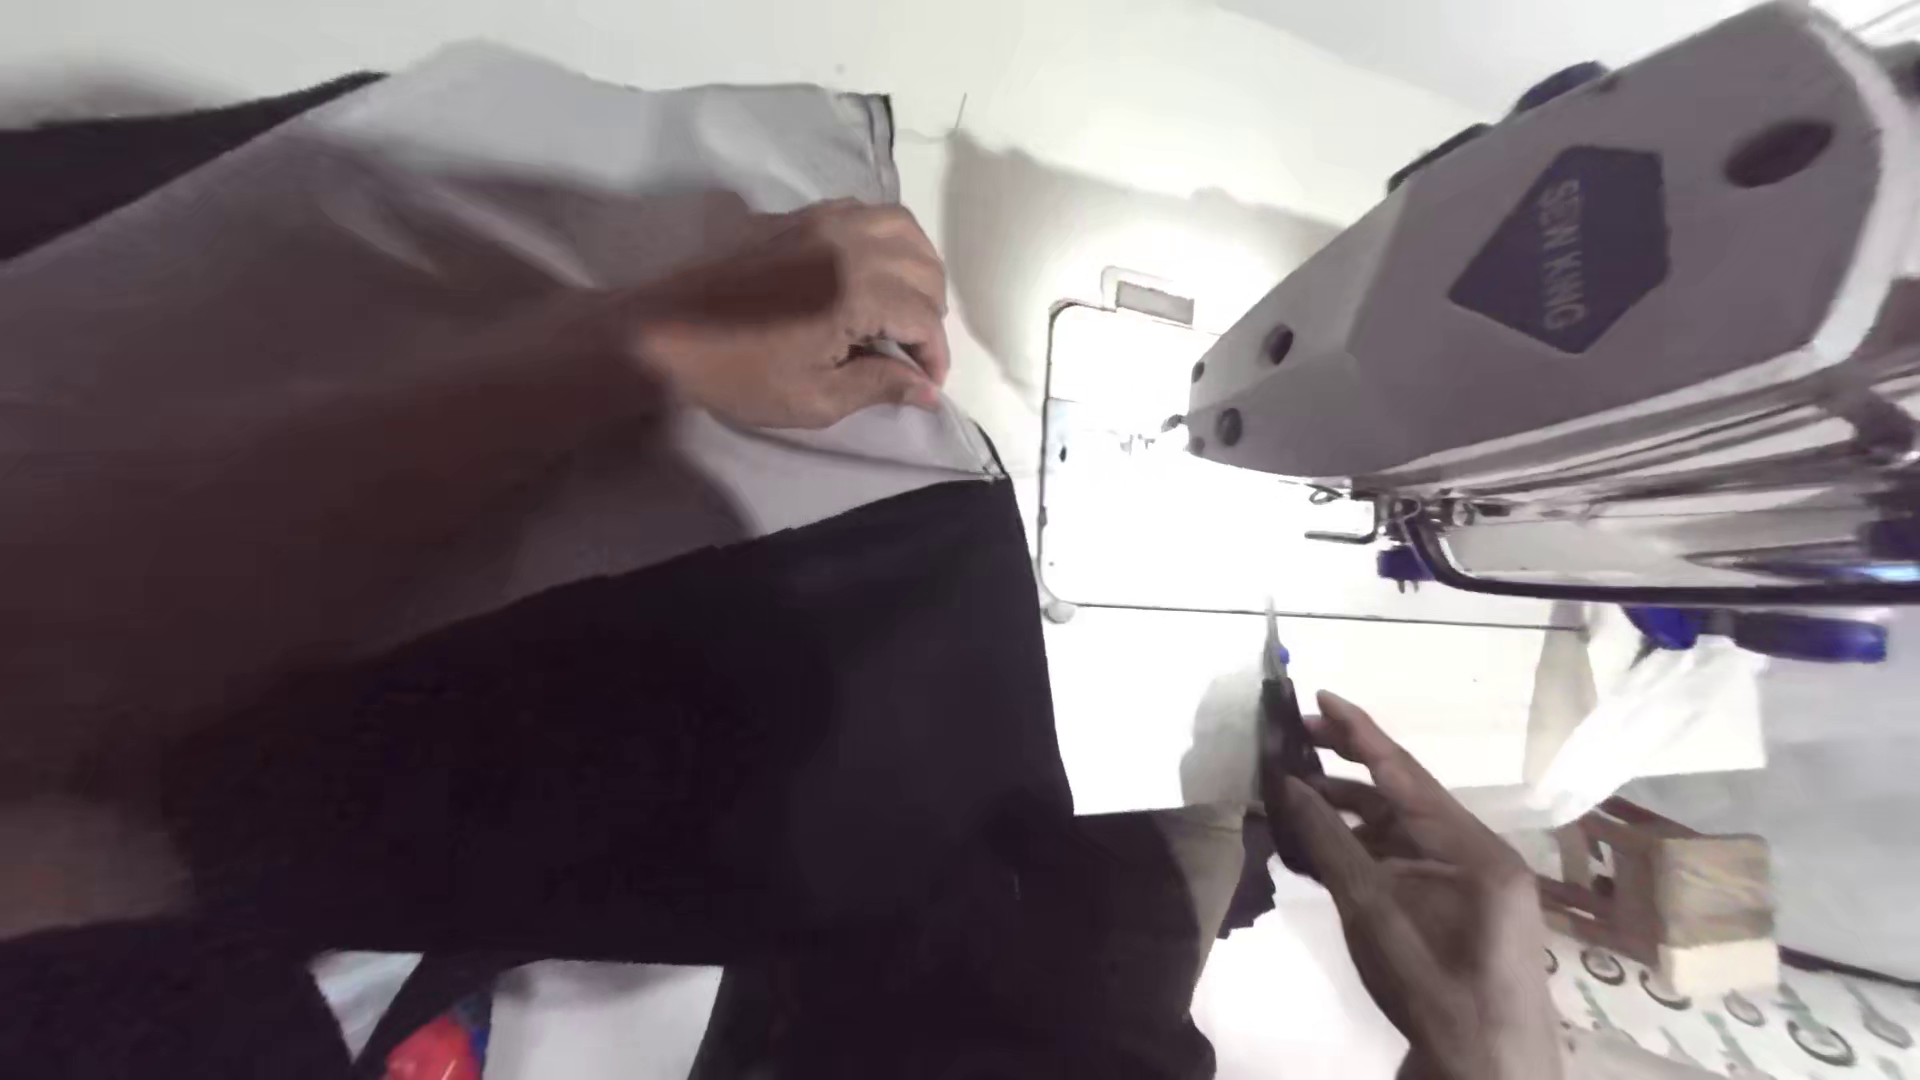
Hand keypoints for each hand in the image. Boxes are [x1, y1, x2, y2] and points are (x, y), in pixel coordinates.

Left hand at [627, 199, 949, 428]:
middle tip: (917, 352)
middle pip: (922, 266)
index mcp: (854, 291)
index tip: (928, 385)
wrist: (663, 334)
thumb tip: (929, 391)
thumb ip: (880, 386)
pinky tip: (875, 274)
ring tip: (907, 308)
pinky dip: (886, 240)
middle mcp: (847, 243)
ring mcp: (821, 221)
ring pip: (901, 227)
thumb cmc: (740, 376)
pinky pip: (864, 211)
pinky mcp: (798, 216)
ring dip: (918, 269)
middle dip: (932, 313)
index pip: (923, 316)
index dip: (935, 355)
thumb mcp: (816, 399)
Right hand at [1268, 691, 1561, 1079]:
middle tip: (1294, 737)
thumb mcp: (1369, 908)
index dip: (1358, 730)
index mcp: (1470, 848)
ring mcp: (1464, 874)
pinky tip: (1317, 835)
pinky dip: (1356, 837)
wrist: (1484, 1074)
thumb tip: (1285, 782)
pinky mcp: (1451, 895)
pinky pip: (1397, 848)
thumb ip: (1326, 837)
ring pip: (1394, 819)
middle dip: (1346, 759)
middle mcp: (1473, 850)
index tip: (1319, 696)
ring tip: (1291, 791)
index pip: (1403, 770)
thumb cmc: (1431, 988)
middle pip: (1400, 787)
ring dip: (1344, 803)